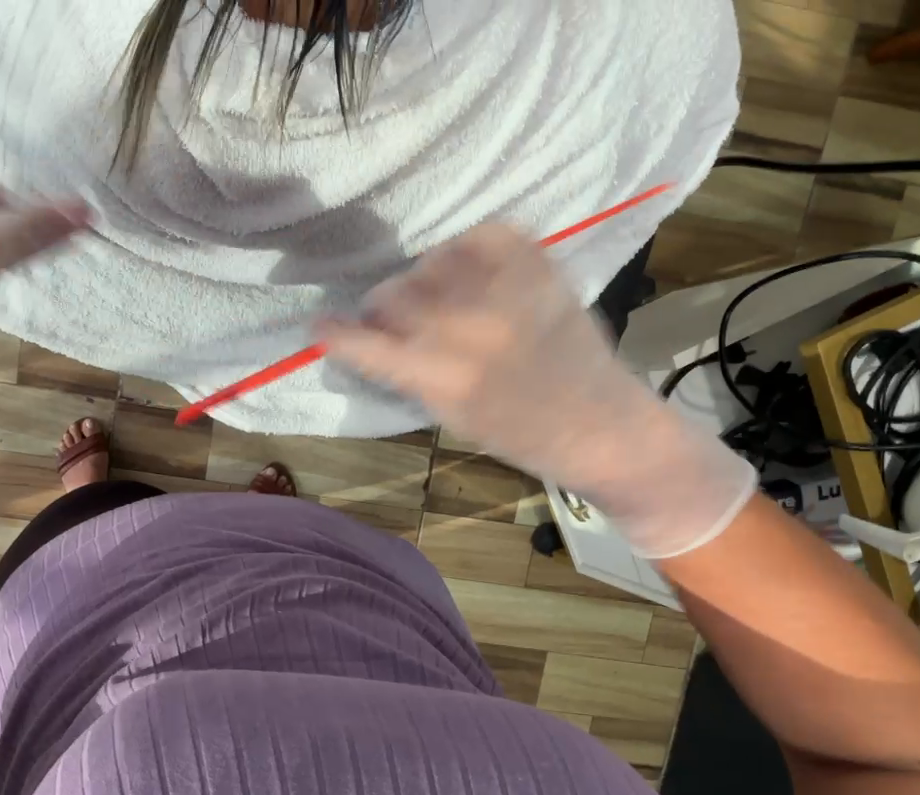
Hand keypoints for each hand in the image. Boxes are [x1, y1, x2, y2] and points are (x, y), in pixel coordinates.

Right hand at [318, 224, 754, 557]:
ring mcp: (510, 293)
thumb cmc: (517, 435)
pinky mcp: (541, 268)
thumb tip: (369, 339)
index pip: (367, 344)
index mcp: (444, 378)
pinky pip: (484, 233)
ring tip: (436, 297)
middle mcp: (472, 329)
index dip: (334, 334)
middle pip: (394, 294)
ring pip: (431, 261)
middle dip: (381, 308)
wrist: (599, 424)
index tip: (320, 326)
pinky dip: (466, 246)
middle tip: (389, 319)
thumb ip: (406, 375)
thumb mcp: (449, 417)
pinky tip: (467, 269)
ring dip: (422, 279)